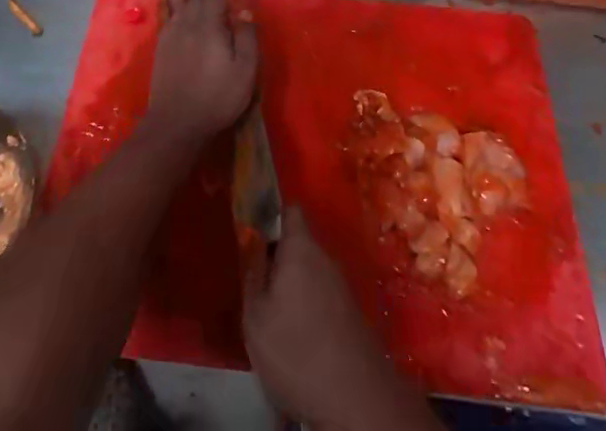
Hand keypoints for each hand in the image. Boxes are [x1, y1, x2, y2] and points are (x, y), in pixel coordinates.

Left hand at [147, 0, 256, 144]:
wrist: (177, 121)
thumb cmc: (218, 96)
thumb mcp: (245, 69)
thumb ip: (246, 37)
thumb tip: (243, 9)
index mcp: (211, 27)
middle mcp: (189, 26)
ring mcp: (172, 37)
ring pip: (174, 3)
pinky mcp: (162, 49)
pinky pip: (163, 18)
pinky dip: (164, 6)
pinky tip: (163, 1)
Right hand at [243, 209, 441, 430]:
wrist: (354, 395)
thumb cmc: (295, 349)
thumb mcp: (255, 315)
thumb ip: (253, 273)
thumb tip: (253, 242)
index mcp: (301, 248)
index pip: (290, 210)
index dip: (270, 212)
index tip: (251, 227)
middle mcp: (325, 257)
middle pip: (298, 242)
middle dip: (276, 254)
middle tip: (253, 278)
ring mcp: (341, 282)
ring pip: (308, 268)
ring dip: (290, 281)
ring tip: (270, 309)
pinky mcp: (349, 308)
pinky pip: (320, 289)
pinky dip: (305, 300)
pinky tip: (293, 328)